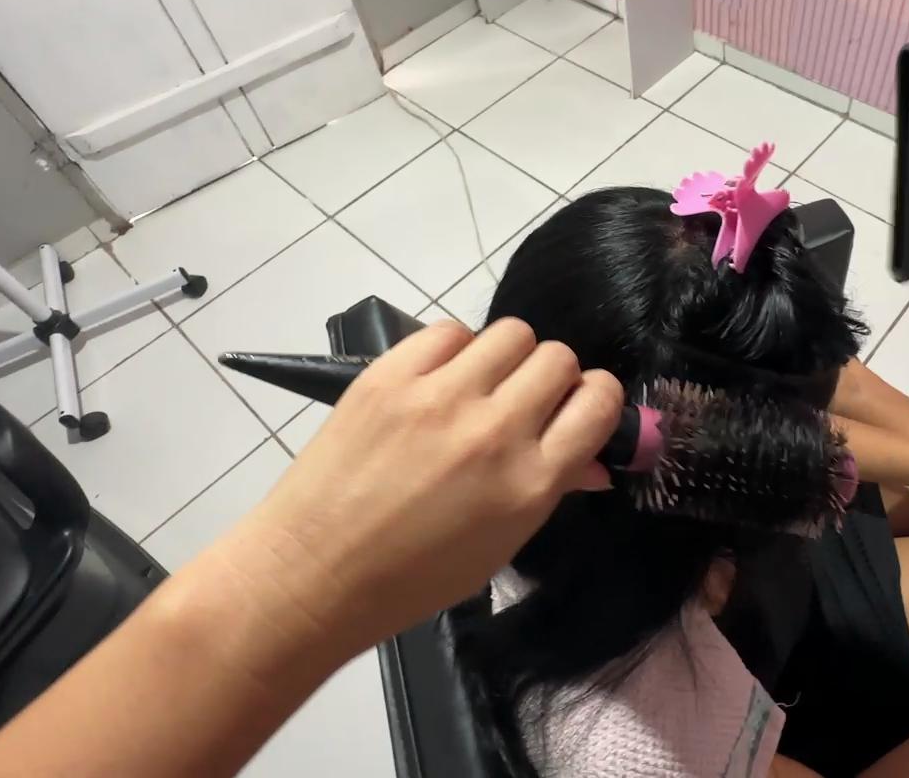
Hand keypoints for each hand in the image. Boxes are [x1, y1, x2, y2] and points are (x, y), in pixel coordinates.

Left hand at [216, 319, 621, 654]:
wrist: (310, 575)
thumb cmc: (414, 577)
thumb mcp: (501, 545)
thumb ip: (554, 487)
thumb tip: (596, 458)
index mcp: (530, 483)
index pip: (598, 400)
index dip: (595, 397)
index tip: (576, 406)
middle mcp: (495, 431)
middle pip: (558, 357)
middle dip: (551, 377)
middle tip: (522, 401)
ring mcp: (440, 397)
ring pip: (512, 332)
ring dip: (506, 358)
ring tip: (478, 386)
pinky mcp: (391, 375)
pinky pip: (450, 331)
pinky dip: (453, 350)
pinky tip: (436, 380)